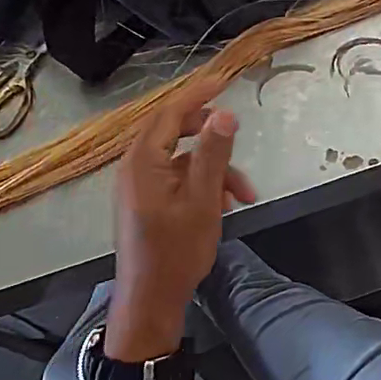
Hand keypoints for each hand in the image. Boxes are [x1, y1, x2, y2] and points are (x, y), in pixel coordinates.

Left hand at [108, 90, 255, 361]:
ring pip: (183, 161)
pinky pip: (179, 181)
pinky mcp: (150, 203)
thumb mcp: (202, 200)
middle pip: (174, 133)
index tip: (222, 80)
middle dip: (211, 137)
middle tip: (236, 135)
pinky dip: (204, 186)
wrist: (152, 299)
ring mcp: (142, 187)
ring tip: (244, 195)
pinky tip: (227, 205)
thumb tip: (226, 114)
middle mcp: (136, 168)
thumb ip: (213, 155)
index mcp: (142, 162)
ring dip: (215, 171)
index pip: (168, 113)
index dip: (196, 95)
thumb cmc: (176, 250)